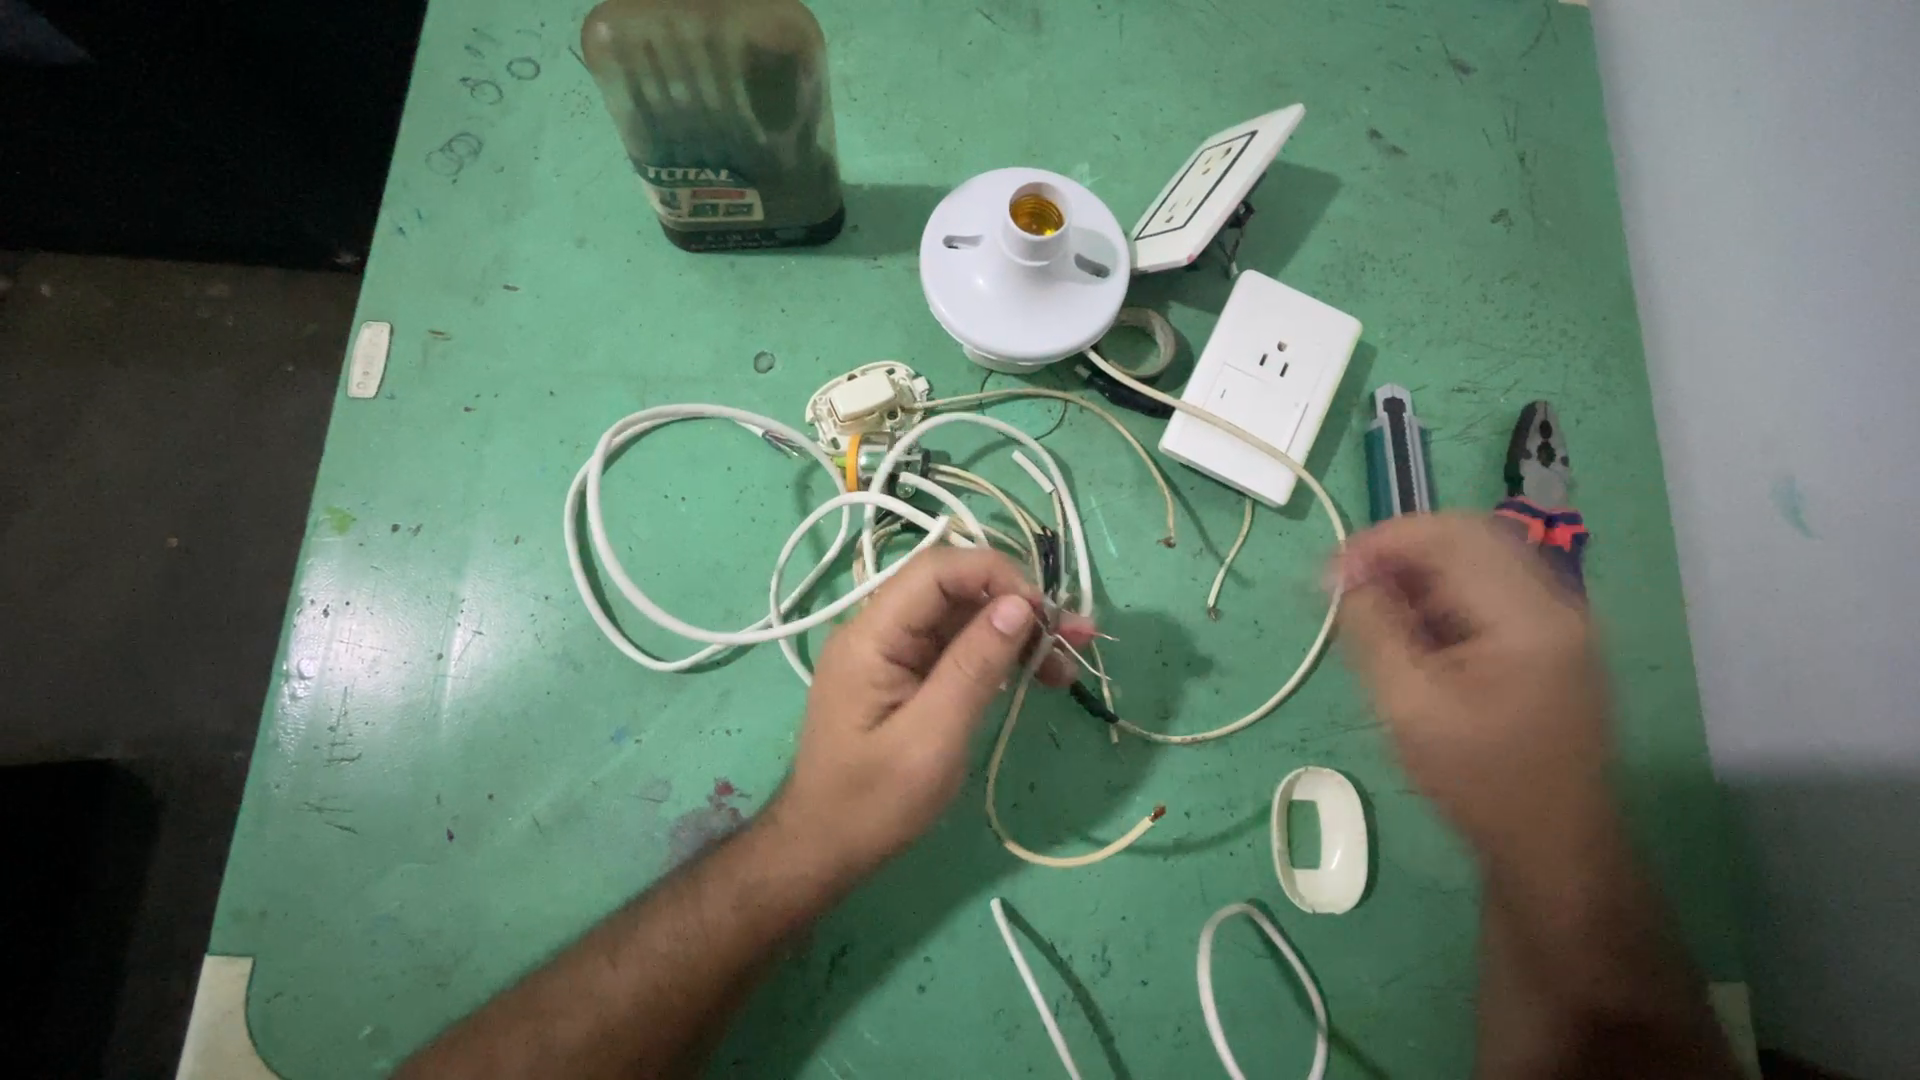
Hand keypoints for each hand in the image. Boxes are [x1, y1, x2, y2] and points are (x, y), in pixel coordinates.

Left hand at [765, 548, 1092, 878]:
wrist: (826, 848)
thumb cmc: (873, 803)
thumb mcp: (932, 739)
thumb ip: (974, 666)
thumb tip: (1019, 604)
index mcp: (872, 636)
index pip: (935, 571)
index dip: (994, 575)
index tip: (1044, 611)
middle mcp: (880, 630)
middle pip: (955, 590)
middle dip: (1017, 604)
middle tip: (1075, 636)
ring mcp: (894, 652)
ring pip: (964, 617)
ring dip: (1017, 632)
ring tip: (1068, 663)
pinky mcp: (908, 674)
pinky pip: (959, 647)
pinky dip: (1000, 656)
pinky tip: (1038, 675)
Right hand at [1333, 514, 1614, 854]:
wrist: (1554, 847)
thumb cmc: (1478, 781)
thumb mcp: (1407, 705)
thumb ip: (1371, 629)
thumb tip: (1337, 574)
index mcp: (1529, 617)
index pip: (1450, 537)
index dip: (1380, 542)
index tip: (1328, 575)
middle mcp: (1555, 603)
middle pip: (1467, 536)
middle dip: (1396, 551)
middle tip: (1345, 586)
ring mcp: (1558, 620)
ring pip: (1475, 559)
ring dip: (1415, 572)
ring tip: (1369, 610)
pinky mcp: (1549, 639)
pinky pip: (1486, 589)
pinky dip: (1438, 594)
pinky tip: (1408, 630)